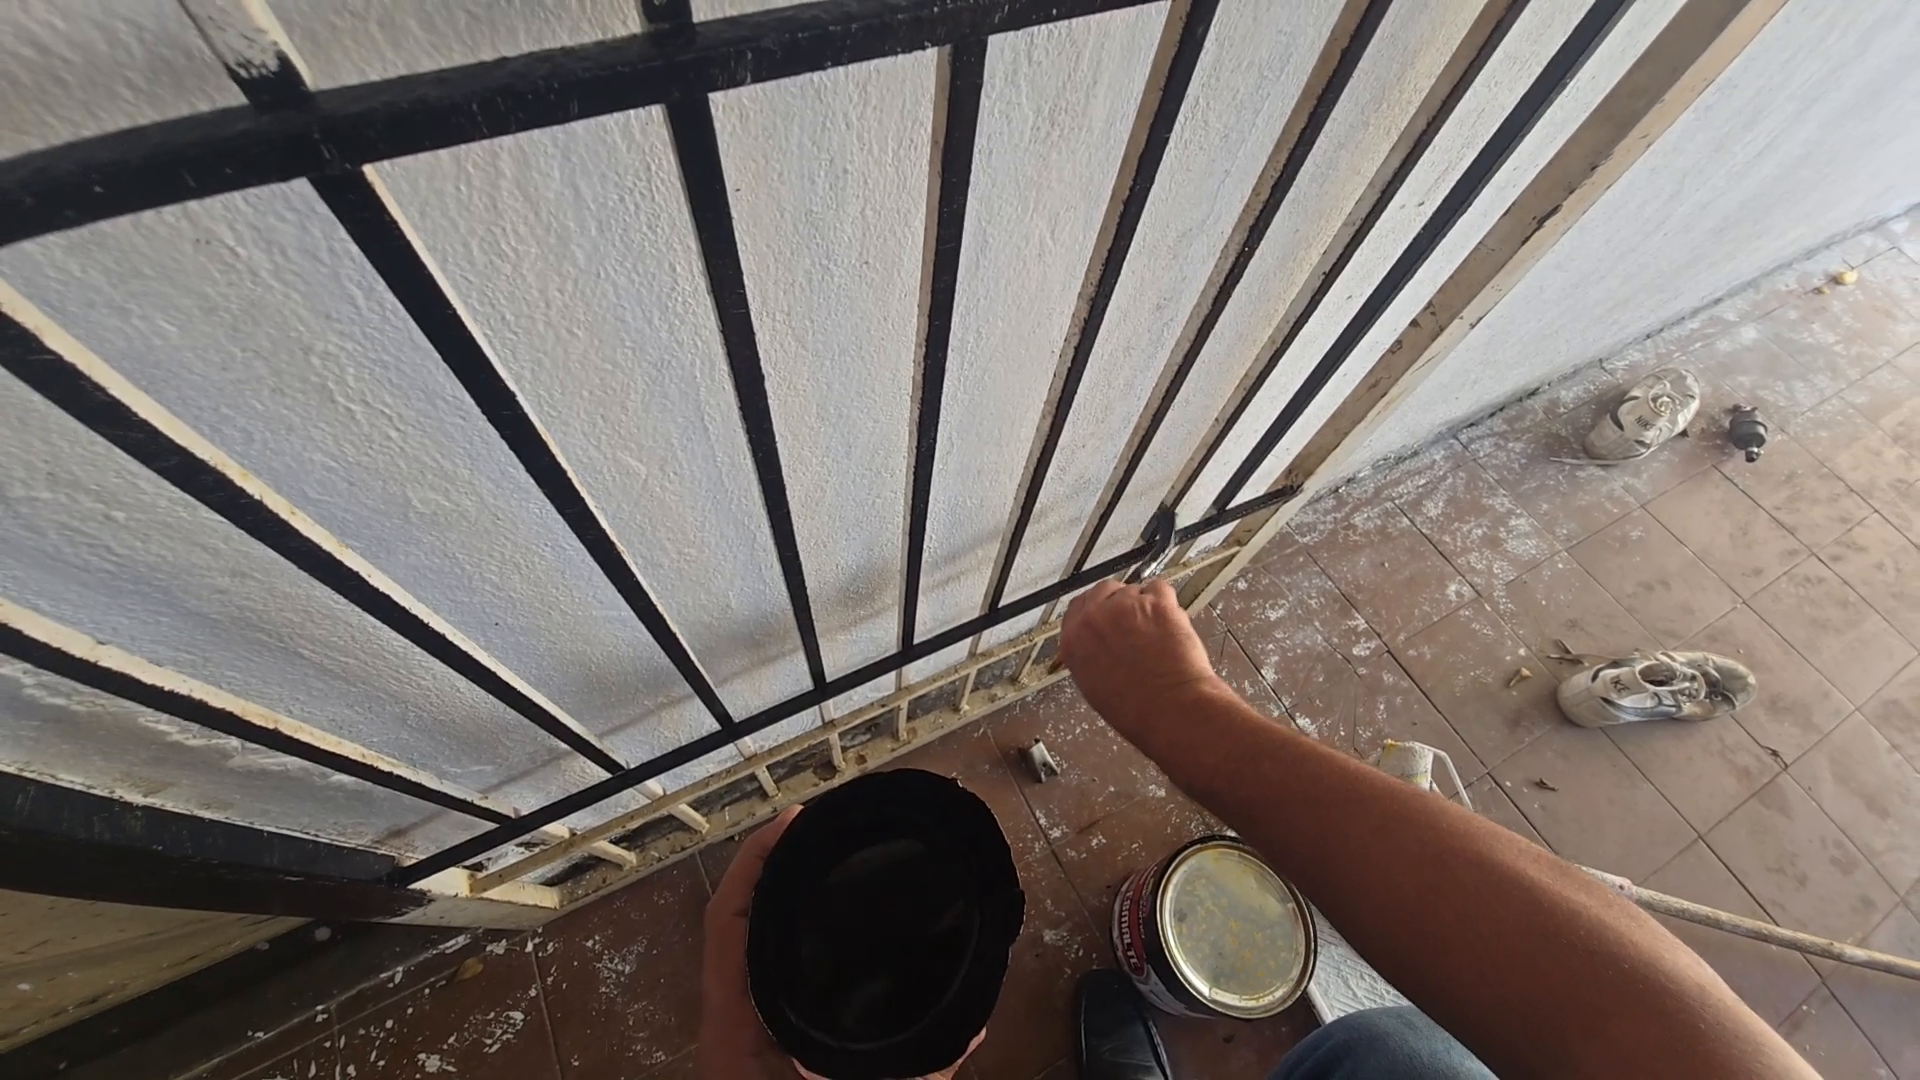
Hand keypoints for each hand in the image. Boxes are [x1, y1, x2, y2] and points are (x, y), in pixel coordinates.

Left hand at [695, 806, 979, 1079]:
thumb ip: (912, 1068)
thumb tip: (969, 1028)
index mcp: (736, 1028)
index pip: (729, 921)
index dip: (755, 861)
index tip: (796, 820)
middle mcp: (734, 1019)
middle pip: (737, 919)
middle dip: (772, 866)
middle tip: (825, 829)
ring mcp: (745, 1031)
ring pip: (749, 945)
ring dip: (780, 898)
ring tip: (827, 861)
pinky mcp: (762, 1043)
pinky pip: (766, 973)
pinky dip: (789, 936)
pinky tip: (828, 927)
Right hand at [1060, 579, 1224, 738]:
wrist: (1173, 709)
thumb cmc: (1138, 710)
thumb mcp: (1093, 686)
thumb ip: (1089, 655)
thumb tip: (1099, 643)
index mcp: (1074, 640)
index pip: (1077, 607)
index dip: (1095, 608)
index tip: (1105, 611)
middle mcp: (1094, 619)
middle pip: (1103, 590)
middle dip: (1119, 601)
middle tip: (1136, 619)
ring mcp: (1125, 607)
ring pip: (1134, 590)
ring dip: (1145, 605)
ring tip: (1158, 632)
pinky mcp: (1155, 603)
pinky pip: (1160, 589)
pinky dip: (1167, 603)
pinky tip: (1170, 625)